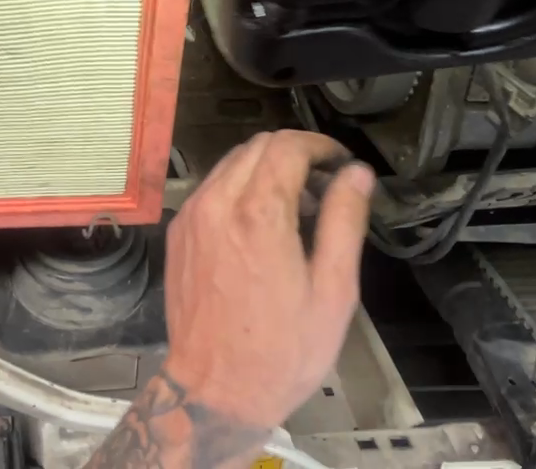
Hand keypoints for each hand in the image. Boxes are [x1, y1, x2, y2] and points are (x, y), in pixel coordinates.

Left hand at [163, 130, 374, 428]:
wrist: (214, 390)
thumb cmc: (282, 350)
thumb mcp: (333, 291)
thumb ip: (344, 221)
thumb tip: (357, 174)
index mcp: (259, 214)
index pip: (288, 146)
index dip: (320, 145)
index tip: (339, 162)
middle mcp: (218, 202)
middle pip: (258, 146)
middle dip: (295, 153)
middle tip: (323, 186)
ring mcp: (191, 213)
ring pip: (232, 160)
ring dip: (266, 166)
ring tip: (295, 204)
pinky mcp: (178, 228)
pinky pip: (212, 185)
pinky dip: (239, 185)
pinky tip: (259, 220)